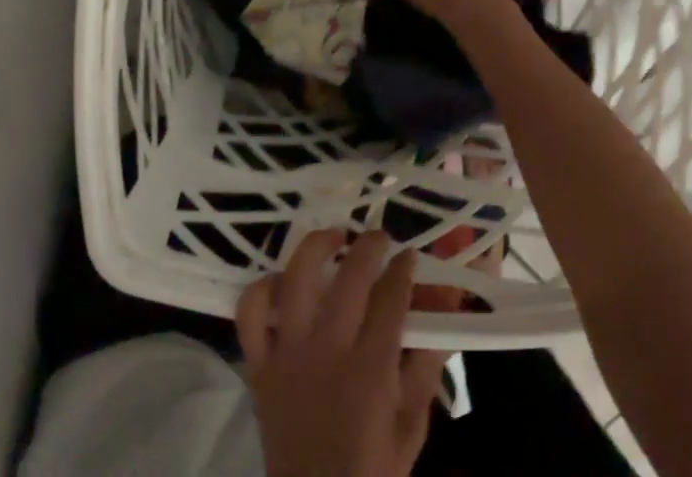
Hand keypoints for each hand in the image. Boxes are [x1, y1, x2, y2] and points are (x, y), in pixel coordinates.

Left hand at [237, 229, 448, 476]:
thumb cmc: (371, 467)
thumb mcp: (412, 426)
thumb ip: (425, 370)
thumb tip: (441, 321)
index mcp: (371, 370)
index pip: (391, 300)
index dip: (403, 270)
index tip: (410, 255)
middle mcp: (328, 352)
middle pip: (349, 280)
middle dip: (368, 247)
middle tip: (379, 237)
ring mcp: (288, 355)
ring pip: (295, 282)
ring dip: (315, 249)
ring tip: (333, 237)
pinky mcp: (259, 366)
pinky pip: (250, 316)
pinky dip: (261, 290)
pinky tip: (281, 279)